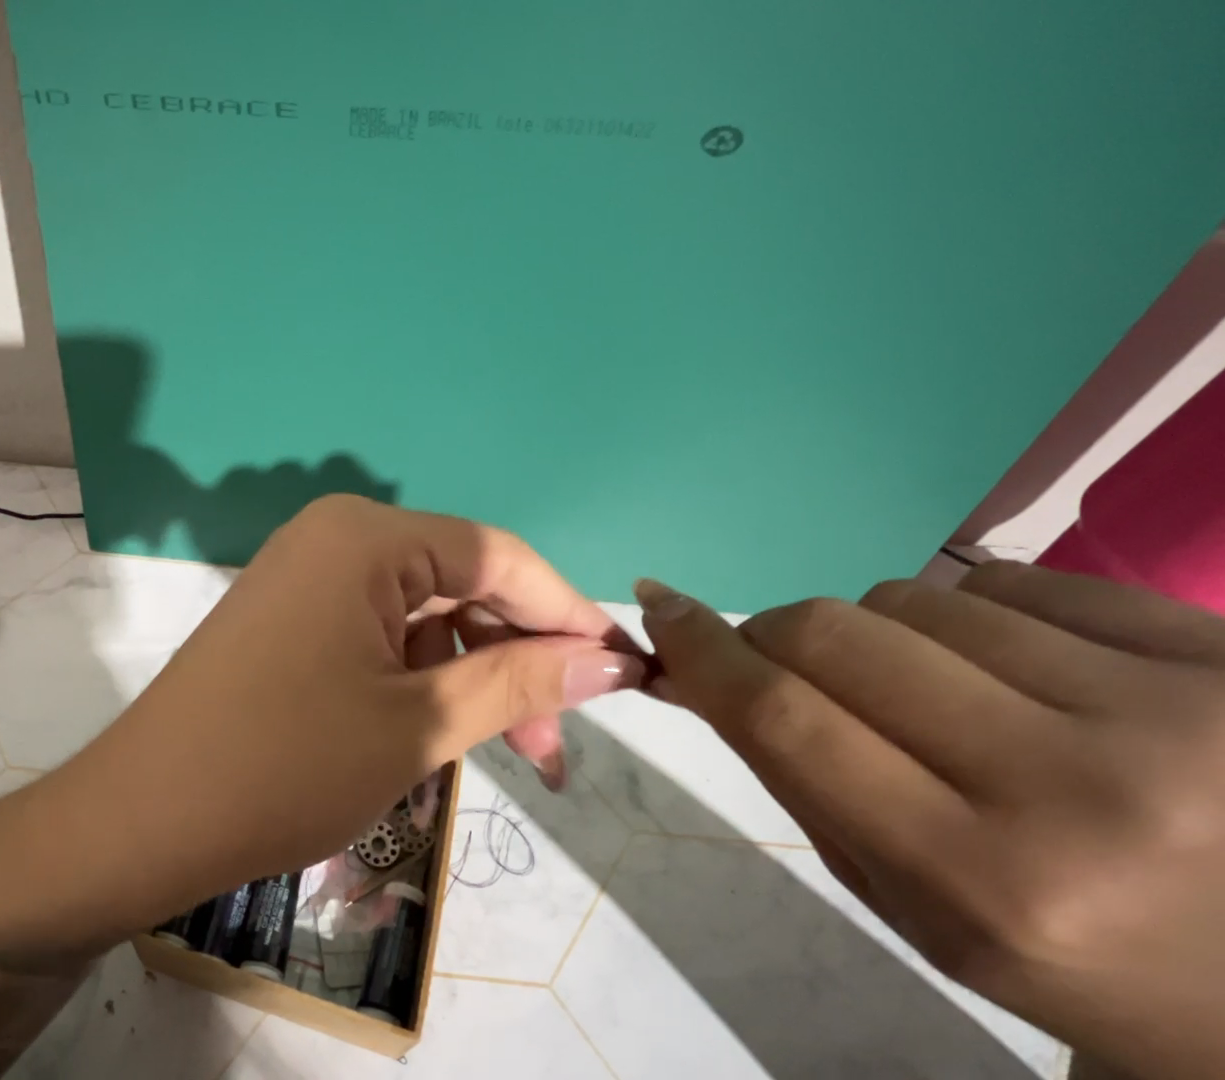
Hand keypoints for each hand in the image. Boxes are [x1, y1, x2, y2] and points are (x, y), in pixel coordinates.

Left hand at [58, 495, 645, 904]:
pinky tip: (440, 734)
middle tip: (554, 749)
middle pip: (458, 584)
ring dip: (470, 678)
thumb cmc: (287, 765)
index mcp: (365, 538)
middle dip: (515, 659)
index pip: (497, 554)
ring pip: (420, 617)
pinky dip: (419, 681)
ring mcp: (305, 579)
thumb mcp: (420, 725)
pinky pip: (377, 636)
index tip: (625, 673)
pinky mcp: (288, 621)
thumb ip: (520, 680)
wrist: (145, 818)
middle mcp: (334, 539)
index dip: (565, 613)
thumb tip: (611, 658)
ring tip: (509, 755)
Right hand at [635, 563, 1224, 1079]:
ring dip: (882, 634)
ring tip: (930, 691)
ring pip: (917, 599)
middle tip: (779, 660)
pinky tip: (1016, 673)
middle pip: (837, 636)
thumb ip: (798, 777)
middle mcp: (1082, 789)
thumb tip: (702, 667)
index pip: (787, 718)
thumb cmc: (1067, 955)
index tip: (661, 609)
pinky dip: (973, 616)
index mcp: (984, 883)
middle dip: (778, 635)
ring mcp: (1177, 710)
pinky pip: (1015, 581)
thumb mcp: (910, 903)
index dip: (705, 651)